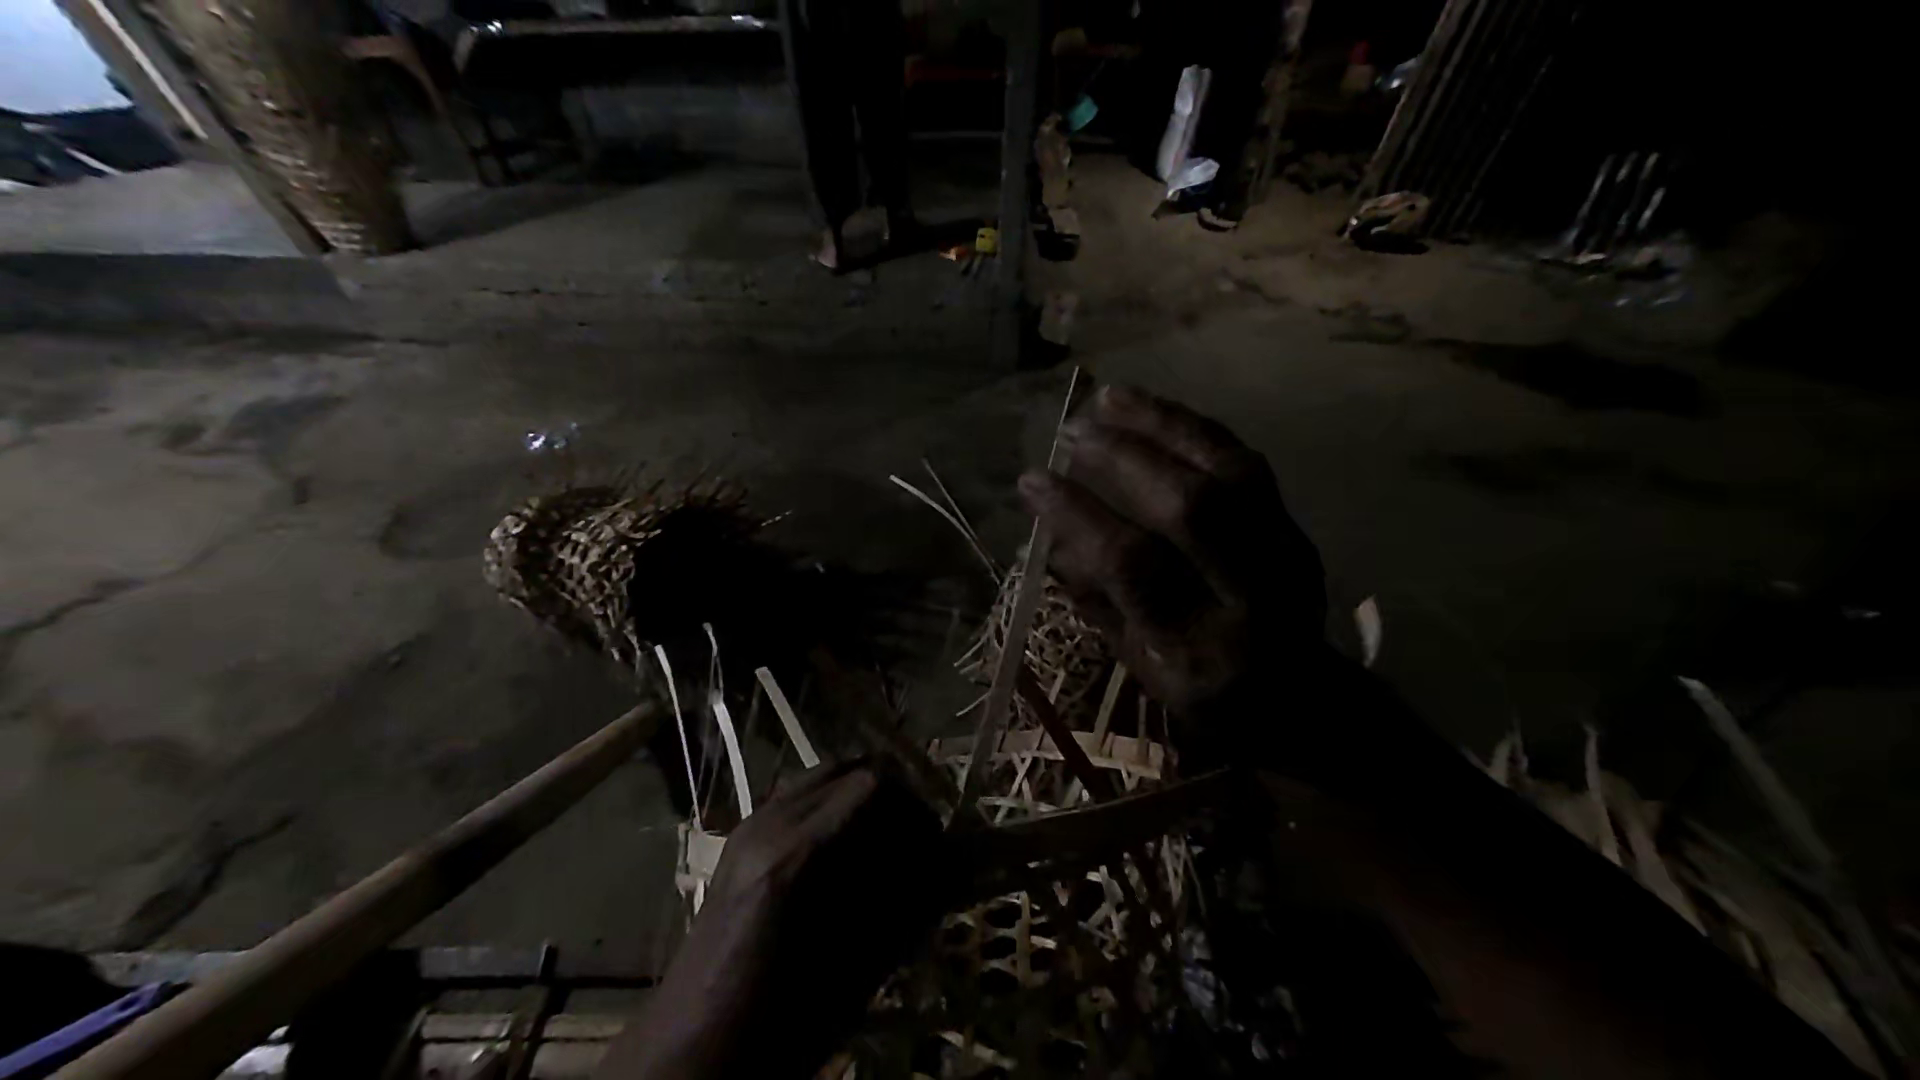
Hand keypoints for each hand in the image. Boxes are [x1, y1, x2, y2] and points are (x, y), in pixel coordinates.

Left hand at [598, 763, 946, 1078]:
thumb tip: (958, 861)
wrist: (695, 1049)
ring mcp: (750, 823)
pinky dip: (832, 809)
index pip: (874, 784)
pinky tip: (841, 855)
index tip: (932, 849)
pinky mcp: (741, 836)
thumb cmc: (783, 1022)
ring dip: (862, 801)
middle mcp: (770, 822)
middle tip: (910, 846)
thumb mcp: (861, 968)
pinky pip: (799, 796)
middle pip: (850, 768)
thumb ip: (914, 903)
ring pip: (823, 775)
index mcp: (798, 855)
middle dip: (892, 800)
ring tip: (878, 850)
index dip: (914, 811)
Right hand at [1017, 386, 1327, 762]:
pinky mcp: (1295, 527)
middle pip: (1191, 507)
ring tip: (1108, 399)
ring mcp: (1282, 554)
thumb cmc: (1203, 692)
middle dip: (1123, 458)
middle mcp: (1247, 595)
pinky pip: (1245, 462)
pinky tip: (1154, 410)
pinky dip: (1194, 429)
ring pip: (1227, 470)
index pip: (1132, 564)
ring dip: (1162, 425)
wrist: (1302, 696)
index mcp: (1194, 646)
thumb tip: (1051, 535)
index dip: (1078, 514)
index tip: (1031, 480)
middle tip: (1071, 434)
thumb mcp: (1138, 664)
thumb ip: (1097, 600)